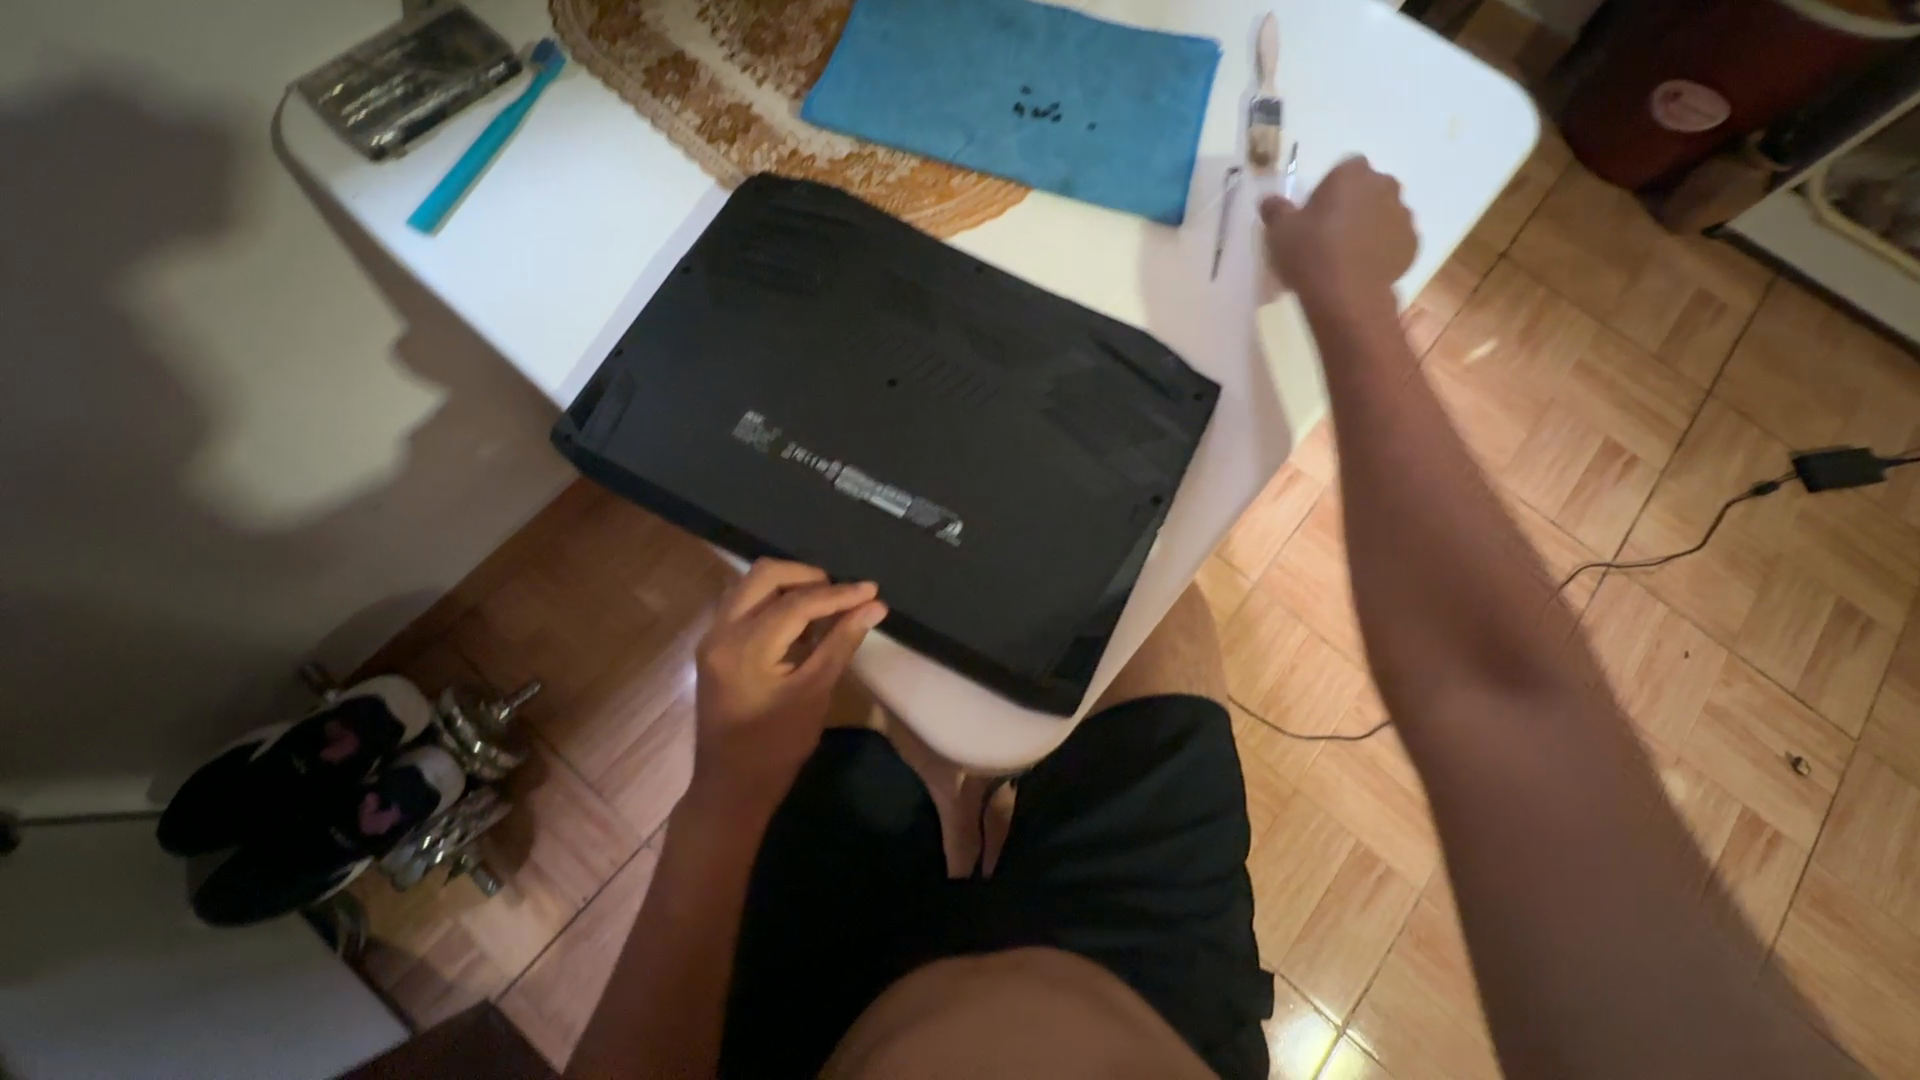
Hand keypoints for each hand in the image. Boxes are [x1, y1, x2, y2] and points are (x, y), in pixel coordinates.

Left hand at [690, 558, 887, 816]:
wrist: (730, 785)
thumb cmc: (777, 746)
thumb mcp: (815, 693)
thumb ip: (842, 642)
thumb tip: (874, 606)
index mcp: (745, 647)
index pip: (796, 603)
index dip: (839, 594)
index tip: (873, 590)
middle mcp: (721, 632)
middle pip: (765, 575)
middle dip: (809, 577)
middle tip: (843, 594)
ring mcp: (712, 637)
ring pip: (752, 585)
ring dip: (790, 587)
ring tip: (826, 607)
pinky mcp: (714, 645)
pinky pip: (745, 604)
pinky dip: (774, 602)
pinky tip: (801, 624)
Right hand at [1260, 156, 1417, 309]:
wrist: (1346, 295)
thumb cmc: (1310, 253)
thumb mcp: (1279, 231)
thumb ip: (1276, 210)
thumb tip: (1270, 201)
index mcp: (1352, 174)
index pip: (1346, 168)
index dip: (1332, 187)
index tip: (1318, 209)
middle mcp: (1385, 186)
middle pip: (1370, 189)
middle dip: (1356, 204)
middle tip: (1332, 231)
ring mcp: (1403, 215)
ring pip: (1385, 215)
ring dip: (1371, 226)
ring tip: (1348, 255)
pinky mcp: (1412, 244)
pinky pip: (1395, 241)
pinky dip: (1383, 250)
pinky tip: (1363, 268)